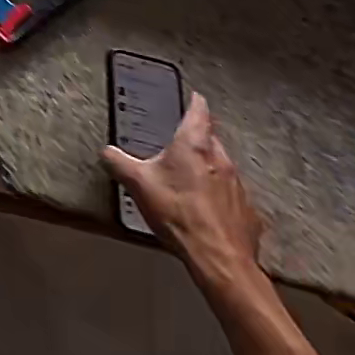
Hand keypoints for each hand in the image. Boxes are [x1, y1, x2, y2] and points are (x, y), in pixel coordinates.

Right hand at [102, 93, 264, 287]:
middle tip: (180, 141)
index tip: (195, 96)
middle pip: (210, 140)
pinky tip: (203, 208)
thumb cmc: (177, 212)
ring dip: (206, 167)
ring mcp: (238, 187)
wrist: (219, 259)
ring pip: (221, 166)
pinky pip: (230, 194)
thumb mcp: (136, 183)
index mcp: (194, 146)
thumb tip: (106, 151)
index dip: (196, 103)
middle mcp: (220, 160)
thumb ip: (117, 161)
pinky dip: (217, 194)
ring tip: (188, 178)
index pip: (199, 114)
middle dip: (197, 137)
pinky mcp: (247, 212)